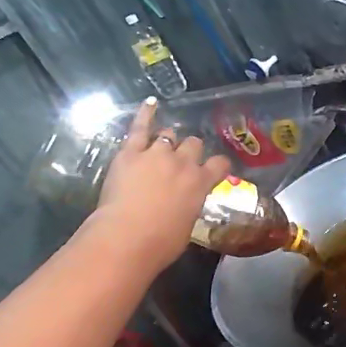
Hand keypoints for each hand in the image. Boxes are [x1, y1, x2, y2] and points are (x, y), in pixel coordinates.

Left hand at [83, 99, 231, 272]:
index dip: (218, 165)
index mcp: (201, 183)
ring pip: (169, 135)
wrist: (126, 238)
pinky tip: (150, 103)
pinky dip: (145, 114)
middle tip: (182, 162)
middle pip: (194, 144)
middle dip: (190, 151)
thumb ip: (191, 205)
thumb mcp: (187, 225)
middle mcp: (183, 163)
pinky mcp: (130, 153)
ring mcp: (156, 154)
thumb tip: (187, 202)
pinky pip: (139, 128)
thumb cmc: (160, 243)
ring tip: (163, 146)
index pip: (220, 164)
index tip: (216, 169)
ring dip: (168, 141)